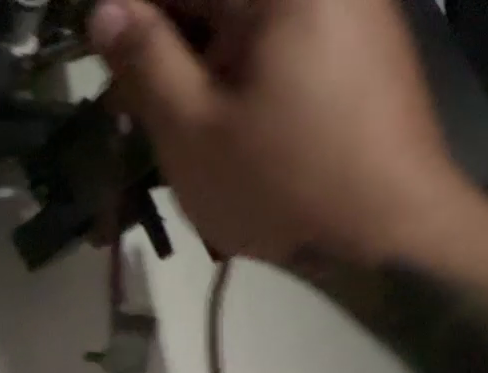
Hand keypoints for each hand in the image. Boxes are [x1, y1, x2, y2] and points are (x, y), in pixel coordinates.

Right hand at [86, 0, 483, 264]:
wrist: (386, 234)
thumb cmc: (277, 183)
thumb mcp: (190, 127)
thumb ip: (144, 60)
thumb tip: (104, 9)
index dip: (132, 16)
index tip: (101, 58)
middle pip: (216, 4)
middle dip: (161, 45)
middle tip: (123, 102)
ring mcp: (349, 14)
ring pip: (242, 26)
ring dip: (191, 64)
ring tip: (158, 120)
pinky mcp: (358, 51)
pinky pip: (275, 45)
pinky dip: (231, 75)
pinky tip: (209, 121)